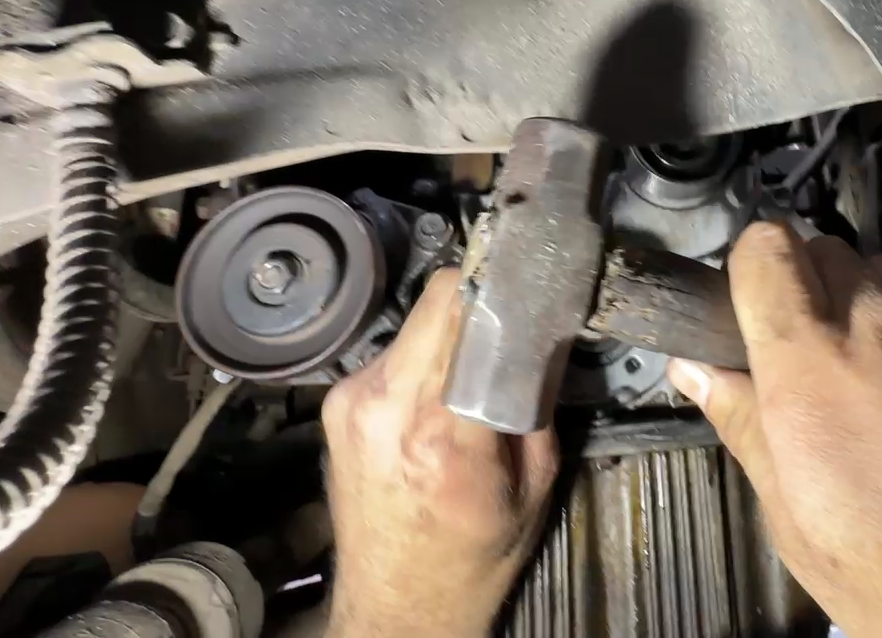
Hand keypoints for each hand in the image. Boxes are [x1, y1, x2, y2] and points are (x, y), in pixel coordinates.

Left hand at [323, 269, 557, 637]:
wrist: (396, 611)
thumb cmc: (472, 556)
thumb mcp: (536, 480)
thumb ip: (537, 397)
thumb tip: (543, 328)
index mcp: (441, 431)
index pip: (463, 310)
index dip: (498, 283)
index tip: (527, 277)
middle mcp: (386, 407)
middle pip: (436, 300)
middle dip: (477, 293)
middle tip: (509, 307)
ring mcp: (352, 402)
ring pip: (414, 319)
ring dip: (451, 324)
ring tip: (478, 354)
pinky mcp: (337, 404)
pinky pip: (395, 349)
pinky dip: (425, 352)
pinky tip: (442, 383)